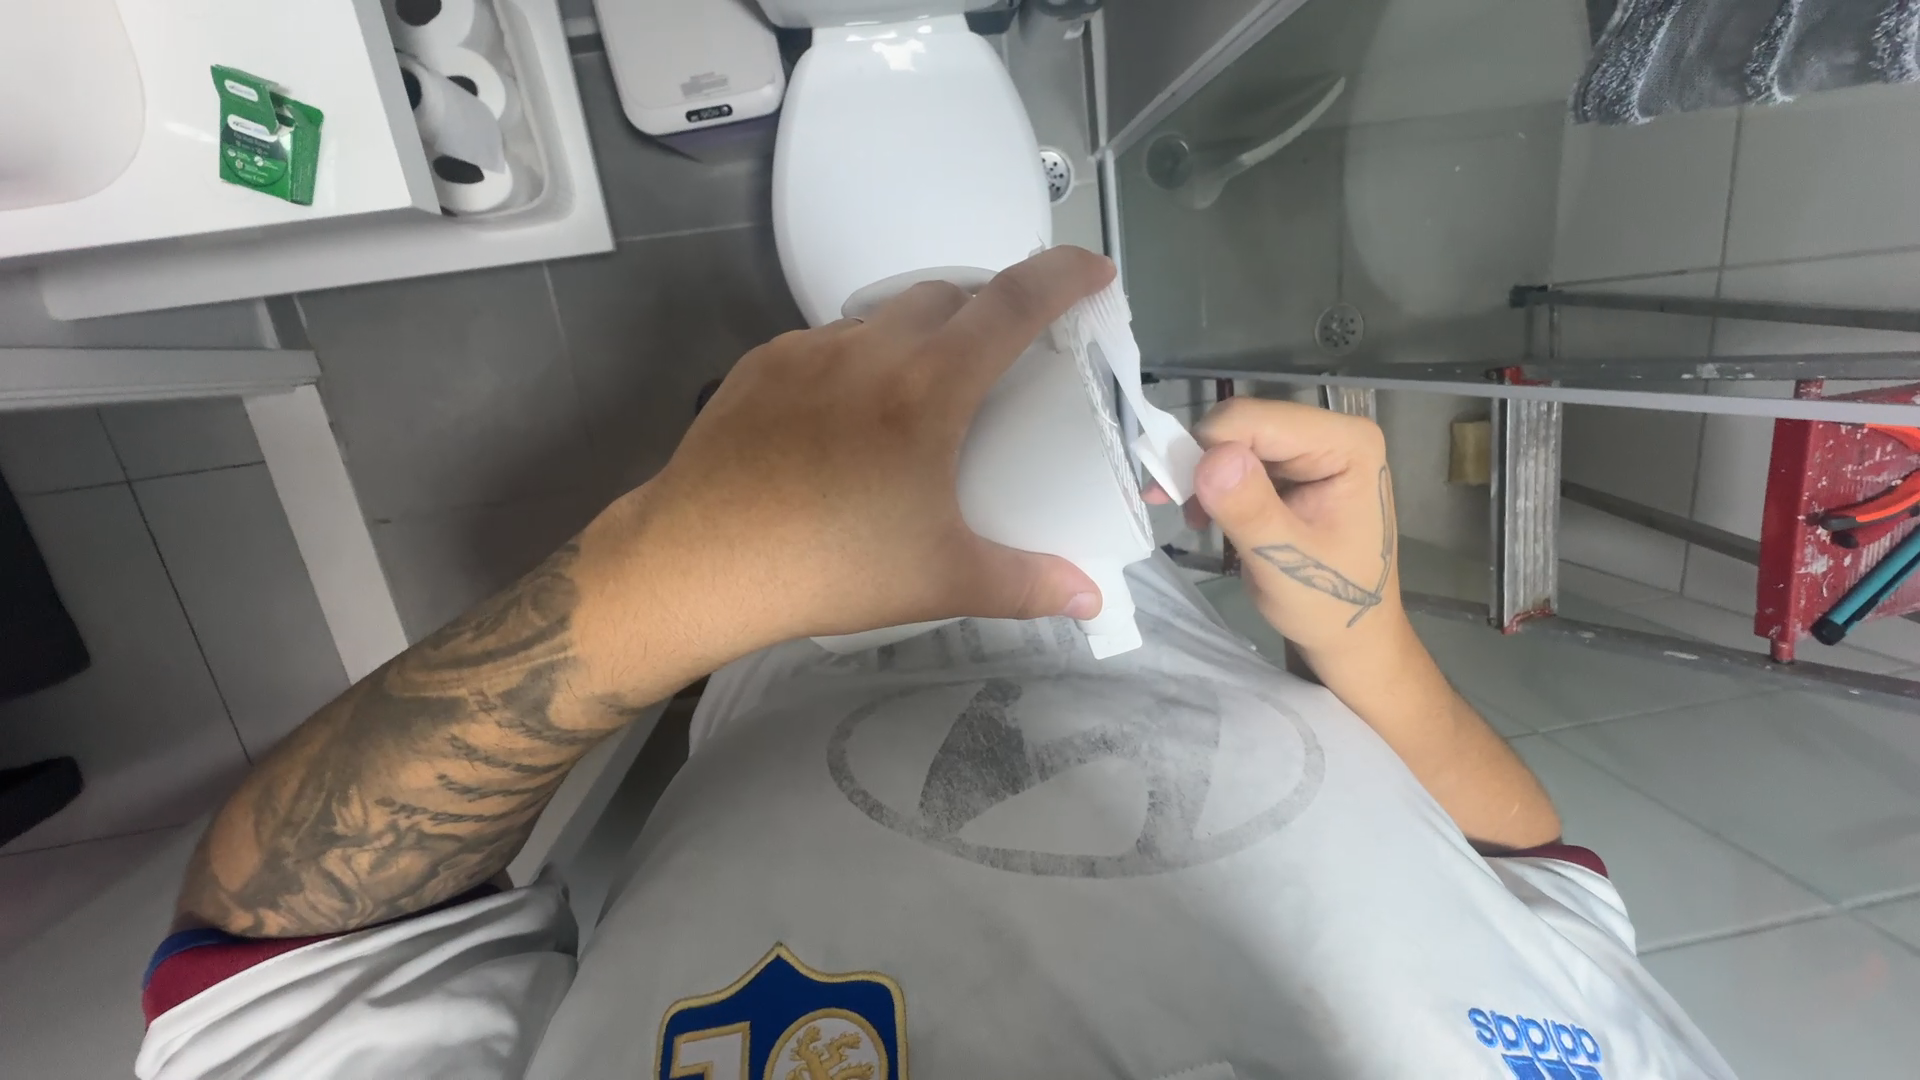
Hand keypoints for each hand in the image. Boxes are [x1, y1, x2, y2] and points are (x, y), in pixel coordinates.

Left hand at [595, 247, 1115, 662]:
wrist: (698, 564)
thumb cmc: (832, 568)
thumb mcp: (943, 580)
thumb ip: (1027, 585)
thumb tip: (1089, 599)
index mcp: (928, 387)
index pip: (1013, 302)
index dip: (1064, 275)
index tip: (1094, 270)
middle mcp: (869, 349)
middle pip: (947, 294)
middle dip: (987, 308)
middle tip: (1001, 356)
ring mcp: (806, 351)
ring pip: (882, 317)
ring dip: (919, 335)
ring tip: (920, 393)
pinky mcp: (759, 366)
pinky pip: (827, 343)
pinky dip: (859, 360)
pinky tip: (846, 416)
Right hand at [1149, 398, 1402, 661]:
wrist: (1349, 634)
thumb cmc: (1328, 604)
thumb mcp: (1283, 562)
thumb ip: (1249, 508)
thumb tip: (1211, 458)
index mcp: (1345, 444)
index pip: (1253, 420)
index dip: (1207, 450)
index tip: (1177, 495)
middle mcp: (1331, 432)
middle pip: (1240, 424)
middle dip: (1201, 462)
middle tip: (1182, 510)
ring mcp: (1311, 449)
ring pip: (1231, 439)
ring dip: (1202, 476)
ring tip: (1194, 519)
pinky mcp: (1293, 466)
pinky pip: (1236, 457)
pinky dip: (1211, 483)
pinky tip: (1205, 515)